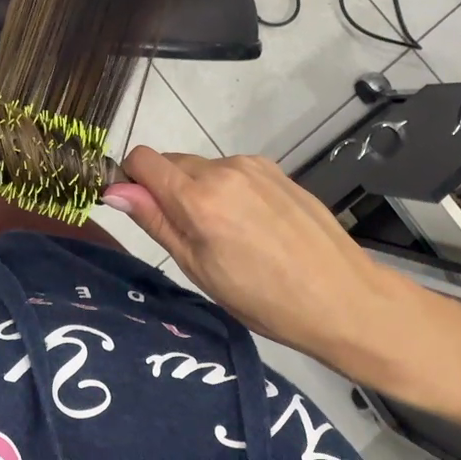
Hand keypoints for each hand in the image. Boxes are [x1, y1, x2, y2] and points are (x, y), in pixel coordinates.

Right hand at [108, 149, 460, 459]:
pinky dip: (228, 190)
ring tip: (230, 236)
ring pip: (202, 168)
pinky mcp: (275, 169)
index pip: (141, 159)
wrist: (348, 301)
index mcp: (198, 197)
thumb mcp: (200, 270)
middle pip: (171, 163)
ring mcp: (251, 165)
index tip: (141, 208)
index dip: (132, 179)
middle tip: (192, 237)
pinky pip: (232, 171)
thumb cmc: (266, 300)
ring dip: (200, 191)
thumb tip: (112, 188)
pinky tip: (254, 226)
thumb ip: (155, 221)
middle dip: (168, 190)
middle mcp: (221, 168)